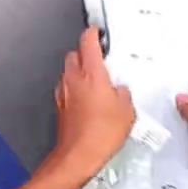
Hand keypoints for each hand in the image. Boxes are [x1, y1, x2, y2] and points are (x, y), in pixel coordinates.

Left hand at [49, 26, 134, 184]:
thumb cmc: (101, 133)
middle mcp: (74, 79)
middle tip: (100, 60)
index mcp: (92, 74)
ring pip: (68, 71)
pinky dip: (75, 89)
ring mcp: (64, 92)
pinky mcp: (60, 106)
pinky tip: (88, 101)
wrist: (77, 156)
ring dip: (79, 72)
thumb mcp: (127, 112)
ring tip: (96, 83)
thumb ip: (124, 94)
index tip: (98, 32)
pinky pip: (66, 89)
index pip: (88, 41)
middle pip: (74, 54)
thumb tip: (120, 91)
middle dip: (85, 53)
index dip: (93, 33)